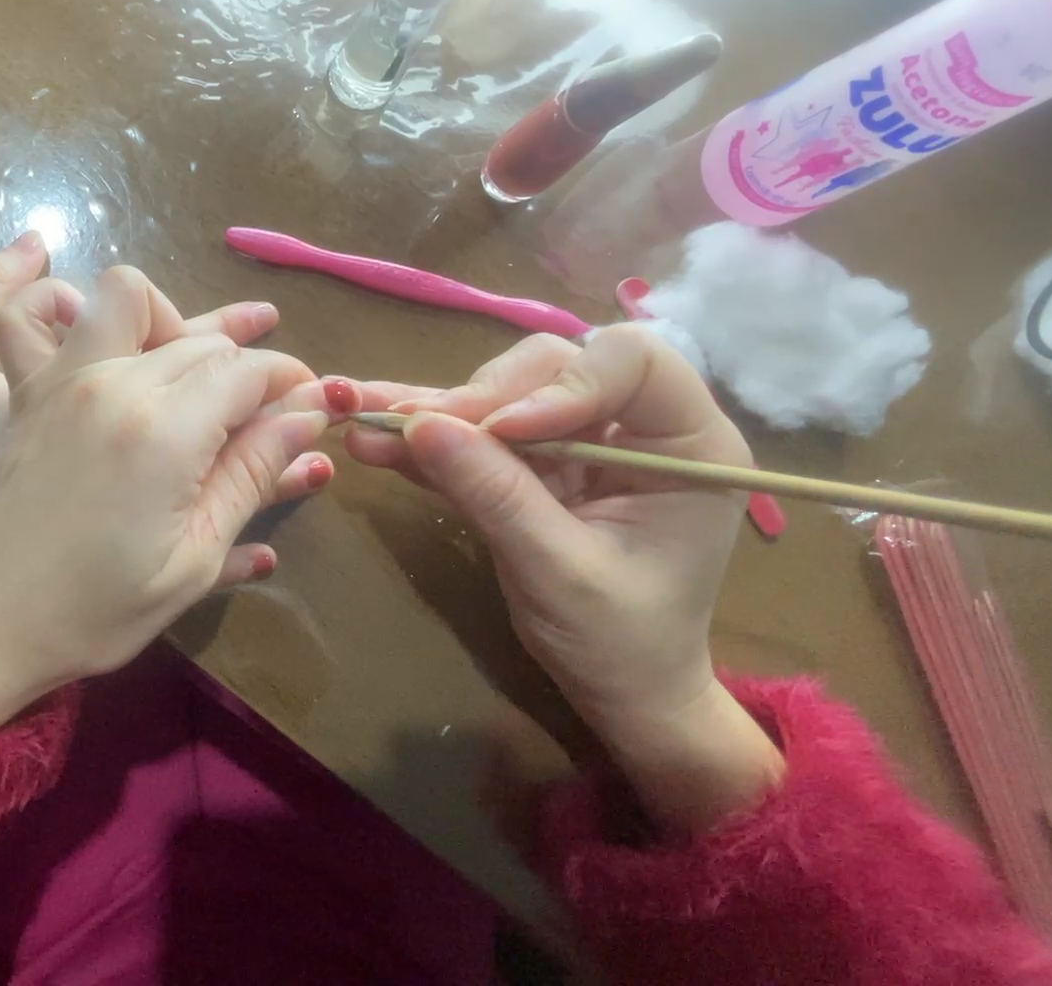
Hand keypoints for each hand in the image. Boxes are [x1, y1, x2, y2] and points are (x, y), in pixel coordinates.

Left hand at [0, 232, 293, 595]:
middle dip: (242, 368)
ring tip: (181, 375)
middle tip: (257, 416)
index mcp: (165, 432)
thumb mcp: (196, 555)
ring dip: (166, 322)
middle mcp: (113, 384)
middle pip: (199, 341)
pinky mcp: (24, 390)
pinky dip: (56, 306)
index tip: (309, 405)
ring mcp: (60, 379)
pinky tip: (89, 338)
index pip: (247, 372)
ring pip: (127, 299)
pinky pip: (27, 315)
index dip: (288, 382)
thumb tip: (311, 411)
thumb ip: (253, 472)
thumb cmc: (102, 610)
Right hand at [346, 327, 781, 830]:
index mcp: (683, 443)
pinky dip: (427, 440)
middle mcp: (631, 425)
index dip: (560, 385)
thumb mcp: (557, 571)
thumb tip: (417, 425)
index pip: (629, 362)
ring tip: (368, 424)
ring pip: (502, 391)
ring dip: (436, 411)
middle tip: (415, 430)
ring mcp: (576, 439)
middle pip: (550, 367)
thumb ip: (494, 494)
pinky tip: (372, 439)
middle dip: (481, 397)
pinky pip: (476, 435)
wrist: (618, 689)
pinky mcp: (532, 462)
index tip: (503, 432)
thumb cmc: (619, 641)